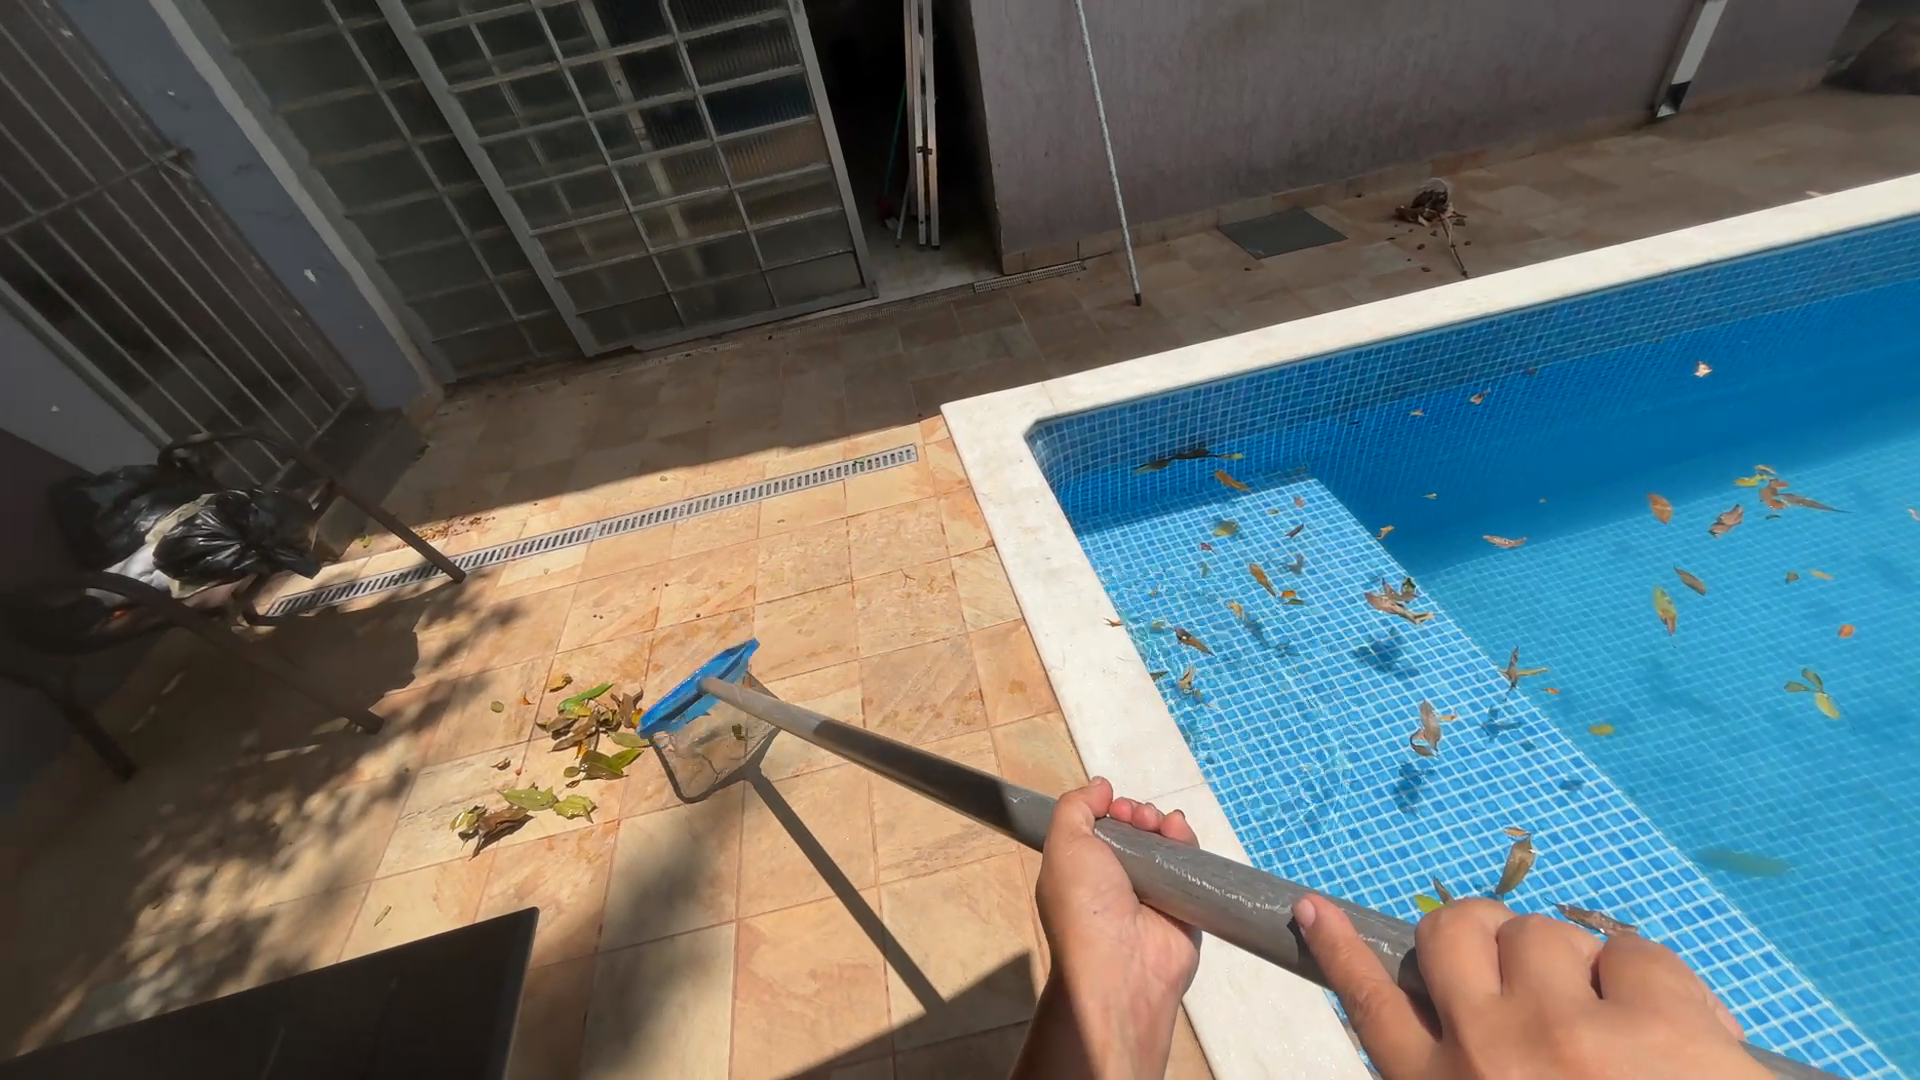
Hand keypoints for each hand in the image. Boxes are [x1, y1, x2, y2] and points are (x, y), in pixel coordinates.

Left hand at [1015, 778, 1201, 1079]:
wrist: (1122, 968)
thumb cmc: (1084, 903)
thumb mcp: (1063, 843)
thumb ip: (1076, 807)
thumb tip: (1101, 786)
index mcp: (1082, 870)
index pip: (1099, 827)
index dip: (1107, 809)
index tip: (1112, 805)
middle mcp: (1115, 880)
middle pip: (1132, 829)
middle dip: (1136, 812)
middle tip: (1136, 816)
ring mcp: (1152, 892)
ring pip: (1161, 841)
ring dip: (1160, 821)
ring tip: (1157, 824)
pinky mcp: (1185, 904)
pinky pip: (1188, 862)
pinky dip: (1185, 839)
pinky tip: (1178, 830)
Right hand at [1295, 894, 1769, 1079]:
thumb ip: (1468, 1072)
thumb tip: (1467, 1014)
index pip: (1370, 1002)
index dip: (1338, 948)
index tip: (1312, 906)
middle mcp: (1487, 1053)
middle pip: (1447, 934)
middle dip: (1483, 932)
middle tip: (1527, 962)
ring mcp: (1567, 1034)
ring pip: (1539, 933)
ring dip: (1579, 964)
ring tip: (1625, 1024)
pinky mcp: (1659, 1030)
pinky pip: (1637, 954)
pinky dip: (1663, 986)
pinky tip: (1689, 1037)